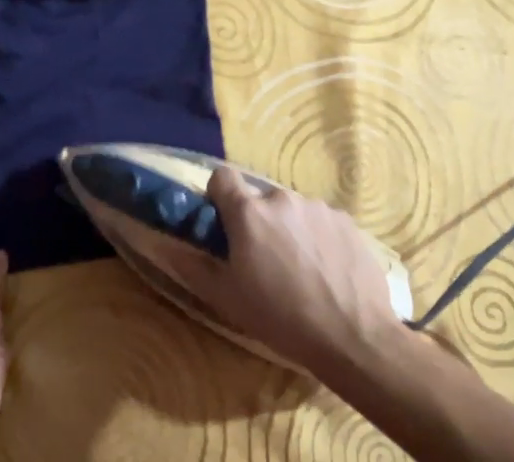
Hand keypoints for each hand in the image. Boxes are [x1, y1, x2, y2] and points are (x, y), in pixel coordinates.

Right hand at [180, 167, 405, 370]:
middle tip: (263, 259)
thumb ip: (191, 264)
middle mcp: (281, 198)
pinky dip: (319, 239)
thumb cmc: (280, 317)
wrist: (354, 338)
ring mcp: (318, 208)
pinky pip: (322, 222)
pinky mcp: (348, 222)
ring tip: (300, 270)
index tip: (223, 223)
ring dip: (289, 229)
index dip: (219, 196)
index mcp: (248, 211)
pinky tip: (327, 271)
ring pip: (292, 211)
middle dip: (258, 221)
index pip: (222, 177)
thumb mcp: (226, 297)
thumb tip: (159, 243)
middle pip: (260, 199)